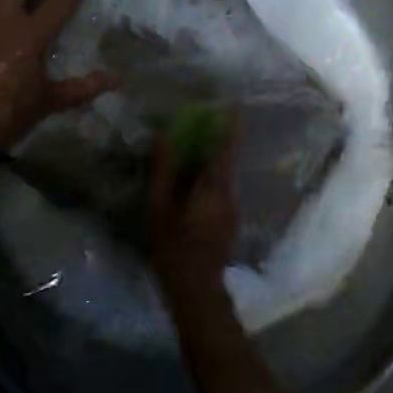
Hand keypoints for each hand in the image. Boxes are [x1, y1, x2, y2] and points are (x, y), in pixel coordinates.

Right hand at [148, 123, 239, 296]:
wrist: (196, 289)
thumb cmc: (173, 246)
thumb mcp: (159, 207)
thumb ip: (163, 170)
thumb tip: (165, 136)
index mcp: (214, 186)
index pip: (226, 147)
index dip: (230, 125)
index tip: (232, 103)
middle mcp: (229, 194)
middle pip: (226, 160)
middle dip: (218, 141)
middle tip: (202, 125)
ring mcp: (232, 209)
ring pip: (223, 177)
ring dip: (212, 162)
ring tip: (193, 152)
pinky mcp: (229, 222)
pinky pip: (220, 191)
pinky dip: (209, 180)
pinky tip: (192, 186)